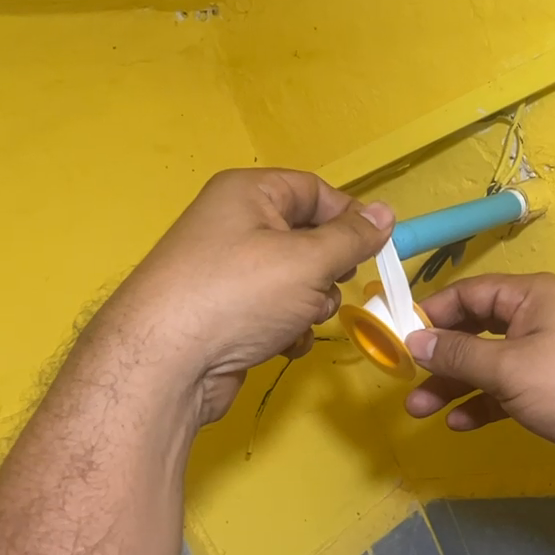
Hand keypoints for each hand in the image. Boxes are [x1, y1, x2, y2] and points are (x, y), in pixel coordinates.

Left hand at [89, 169, 393, 422]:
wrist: (168, 362)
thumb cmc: (240, 295)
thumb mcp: (308, 260)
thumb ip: (352, 237)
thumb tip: (386, 212)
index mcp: (249, 194)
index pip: (315, 191)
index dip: (349, 217)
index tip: (376, 248)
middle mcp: (236, 225)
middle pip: (308, 238)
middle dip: (330, 270)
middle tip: (331, 285)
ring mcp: (230, 272)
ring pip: (299, 281)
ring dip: (313, 305)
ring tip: (300, 319)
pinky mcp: (229, 313)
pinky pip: (278, 311)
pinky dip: (289, 328)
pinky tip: (281, 343)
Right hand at [404, 273, 554, 480]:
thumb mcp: (509, 366)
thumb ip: (457, 354)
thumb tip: (413, 339)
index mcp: (527, 296)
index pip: (467, 294)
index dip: (429, 312)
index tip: (394, 335)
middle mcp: (534, 320)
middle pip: (473, 331)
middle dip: (438, 356)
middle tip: (402, 379)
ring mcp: (544, 357)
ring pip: (487, 367)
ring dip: (454, 387)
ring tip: (419, 409)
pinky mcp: (551, 392)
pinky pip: (506, 393)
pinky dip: (483, 405)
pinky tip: (460, 423)